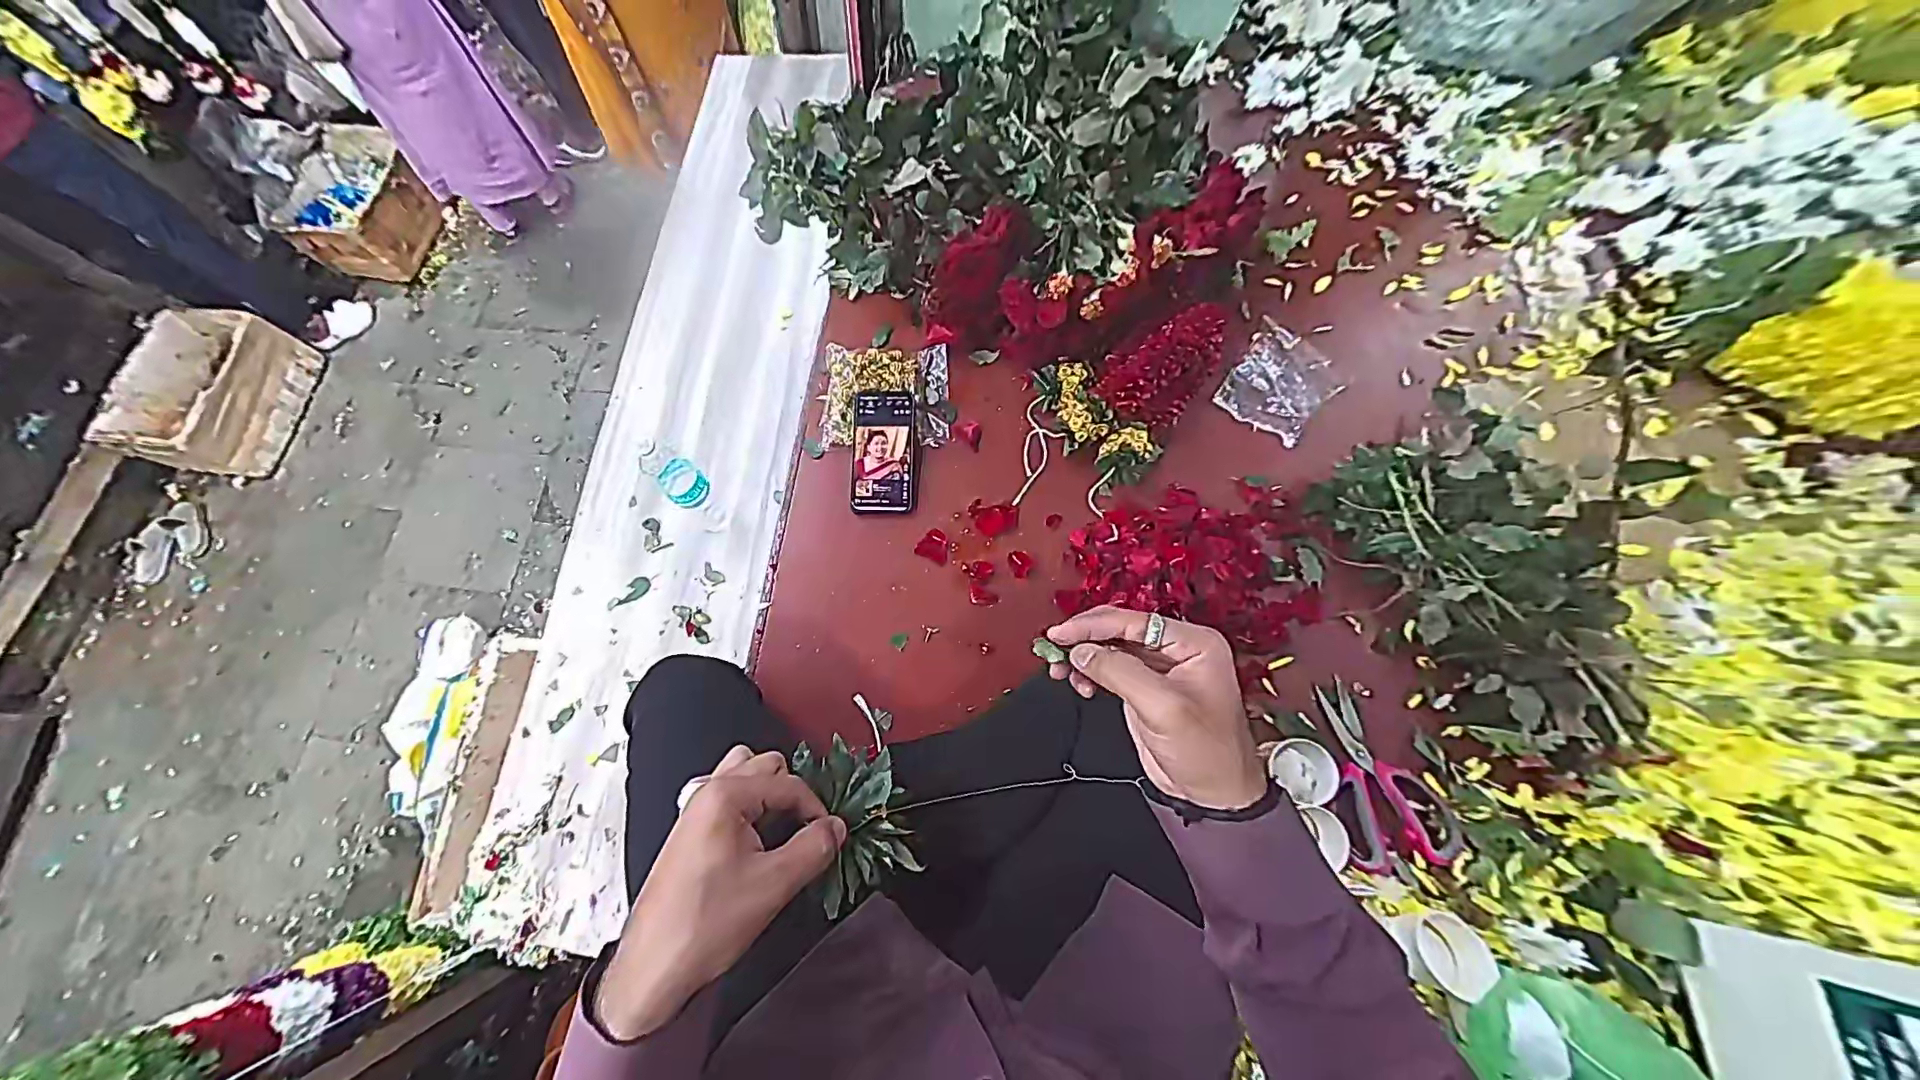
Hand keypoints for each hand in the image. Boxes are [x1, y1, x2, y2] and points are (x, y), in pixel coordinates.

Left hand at [597, 746, 845, 1039]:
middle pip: (767, 766)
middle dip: (793, 794)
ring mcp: (696, 811)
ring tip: (784, 831)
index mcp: (724, 796)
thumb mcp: (774, 885)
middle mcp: (706, 793)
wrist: (652, 970)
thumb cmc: (699, 928)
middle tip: (808, 829)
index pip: (789, 784)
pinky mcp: (692, 831)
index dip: (816, 810)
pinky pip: (730, 799)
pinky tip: (760, 845)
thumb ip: (814, 848)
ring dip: (771, 795)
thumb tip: (834, 828)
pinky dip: (752, 809)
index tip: (827, 836)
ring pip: (746, 776)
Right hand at [1046, 606, 1267, 810]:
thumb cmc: (1208, 752)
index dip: (1093, 625)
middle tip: (1054, 649)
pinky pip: (1108, 667)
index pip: (1135, 621)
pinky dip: (1088, 672)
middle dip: (1084, 639)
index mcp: (1194, 643)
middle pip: (1119, 629)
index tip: (1061, 633)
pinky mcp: (1143, 686)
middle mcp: (1177, 649)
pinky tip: (1080, 685)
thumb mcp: (1164, 709)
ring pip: (1109, 647)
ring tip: (1062, 671)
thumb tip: (1081, 651)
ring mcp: (1159, 667)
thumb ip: (1120, 673)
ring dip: (1083, 656)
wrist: (1215, 793)